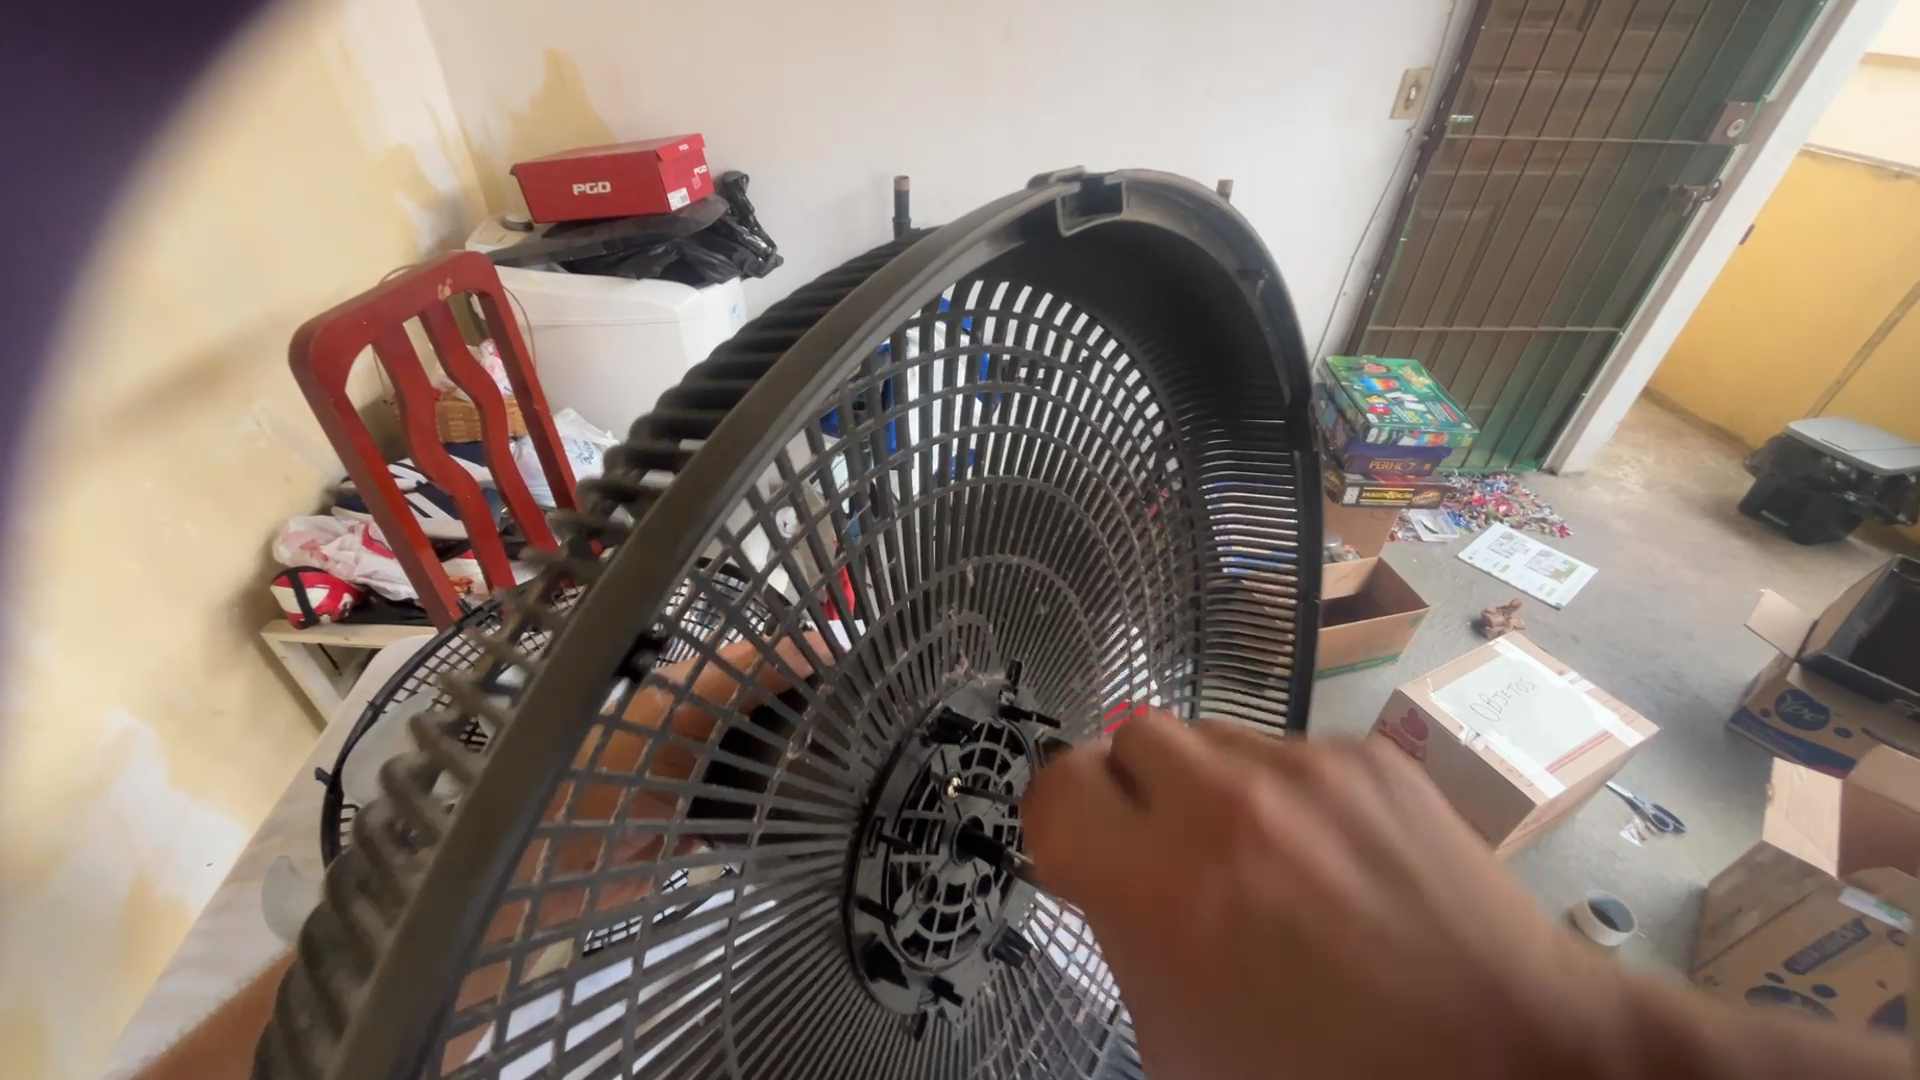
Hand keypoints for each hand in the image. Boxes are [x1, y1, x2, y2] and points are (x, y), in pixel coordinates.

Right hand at [1020, 710, 1612, 1079]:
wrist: (1514, 1061)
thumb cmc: (1324, 1075)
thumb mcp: (1179, 1041)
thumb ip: (1121, 929)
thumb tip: (1102, 861)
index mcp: (1162, 888)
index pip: (1057, 786)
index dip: (1063, 817)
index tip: (1087, 845)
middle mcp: (1225, 804)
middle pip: (1127, 736)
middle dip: (1135, 788)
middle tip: (1173, 845)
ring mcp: (1302, 767)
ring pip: (1205, 736)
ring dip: (1208, 786)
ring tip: (1262, 854)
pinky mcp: (1365, 754)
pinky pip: (1280, 748)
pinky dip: (1281, 791)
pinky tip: (1326, 853)